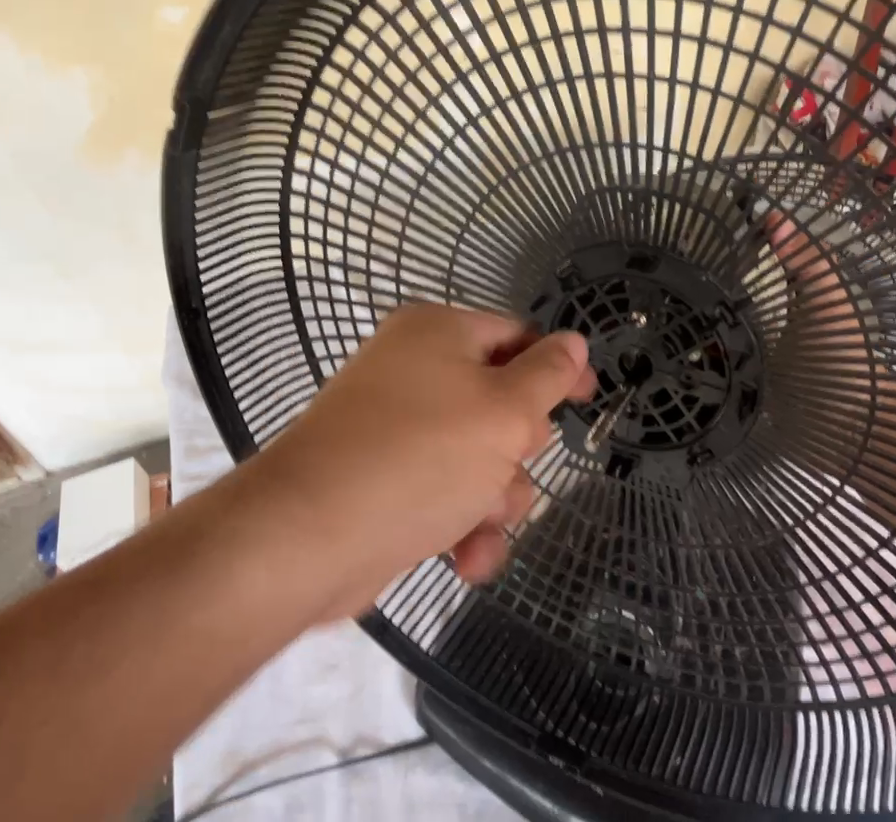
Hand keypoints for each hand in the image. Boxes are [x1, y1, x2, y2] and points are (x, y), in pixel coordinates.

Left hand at [232, 304, 595, 621]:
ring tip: (478, 522)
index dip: (556, 366)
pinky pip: (446, 493)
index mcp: (437, 335)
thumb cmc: (419, 458)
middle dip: (517, 448)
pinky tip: (466, 559)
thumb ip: (547, 376)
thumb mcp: (504, 412)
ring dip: (494, 498)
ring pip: (480, 458)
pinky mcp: (385, 482)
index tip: (588, 397)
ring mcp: (396, 430)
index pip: (516, 336)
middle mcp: (413, 373)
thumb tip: (573, 341)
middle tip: (507, 464)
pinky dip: (462, 524)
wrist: (307, 540)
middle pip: (501, 403)